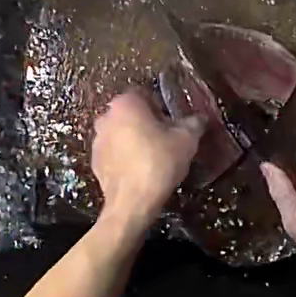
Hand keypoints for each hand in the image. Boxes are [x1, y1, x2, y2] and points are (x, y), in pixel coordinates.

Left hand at [92, 89, 203, 232]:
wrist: (132, 202)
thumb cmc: (159, 162)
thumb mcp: (187, 140)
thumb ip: (194, 123)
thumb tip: (200, 118)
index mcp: (126, 103)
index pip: (145, 94)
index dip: (161, 106)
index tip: (173, 122)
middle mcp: (106, 116)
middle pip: (131, 114)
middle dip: (147, 123)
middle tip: (166, 138)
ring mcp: (97, 140)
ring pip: (120, 133)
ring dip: (134, 140)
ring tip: (154, 156)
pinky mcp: (95, 162)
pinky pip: (114, 153)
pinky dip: (125, 157)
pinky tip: (140, 170)